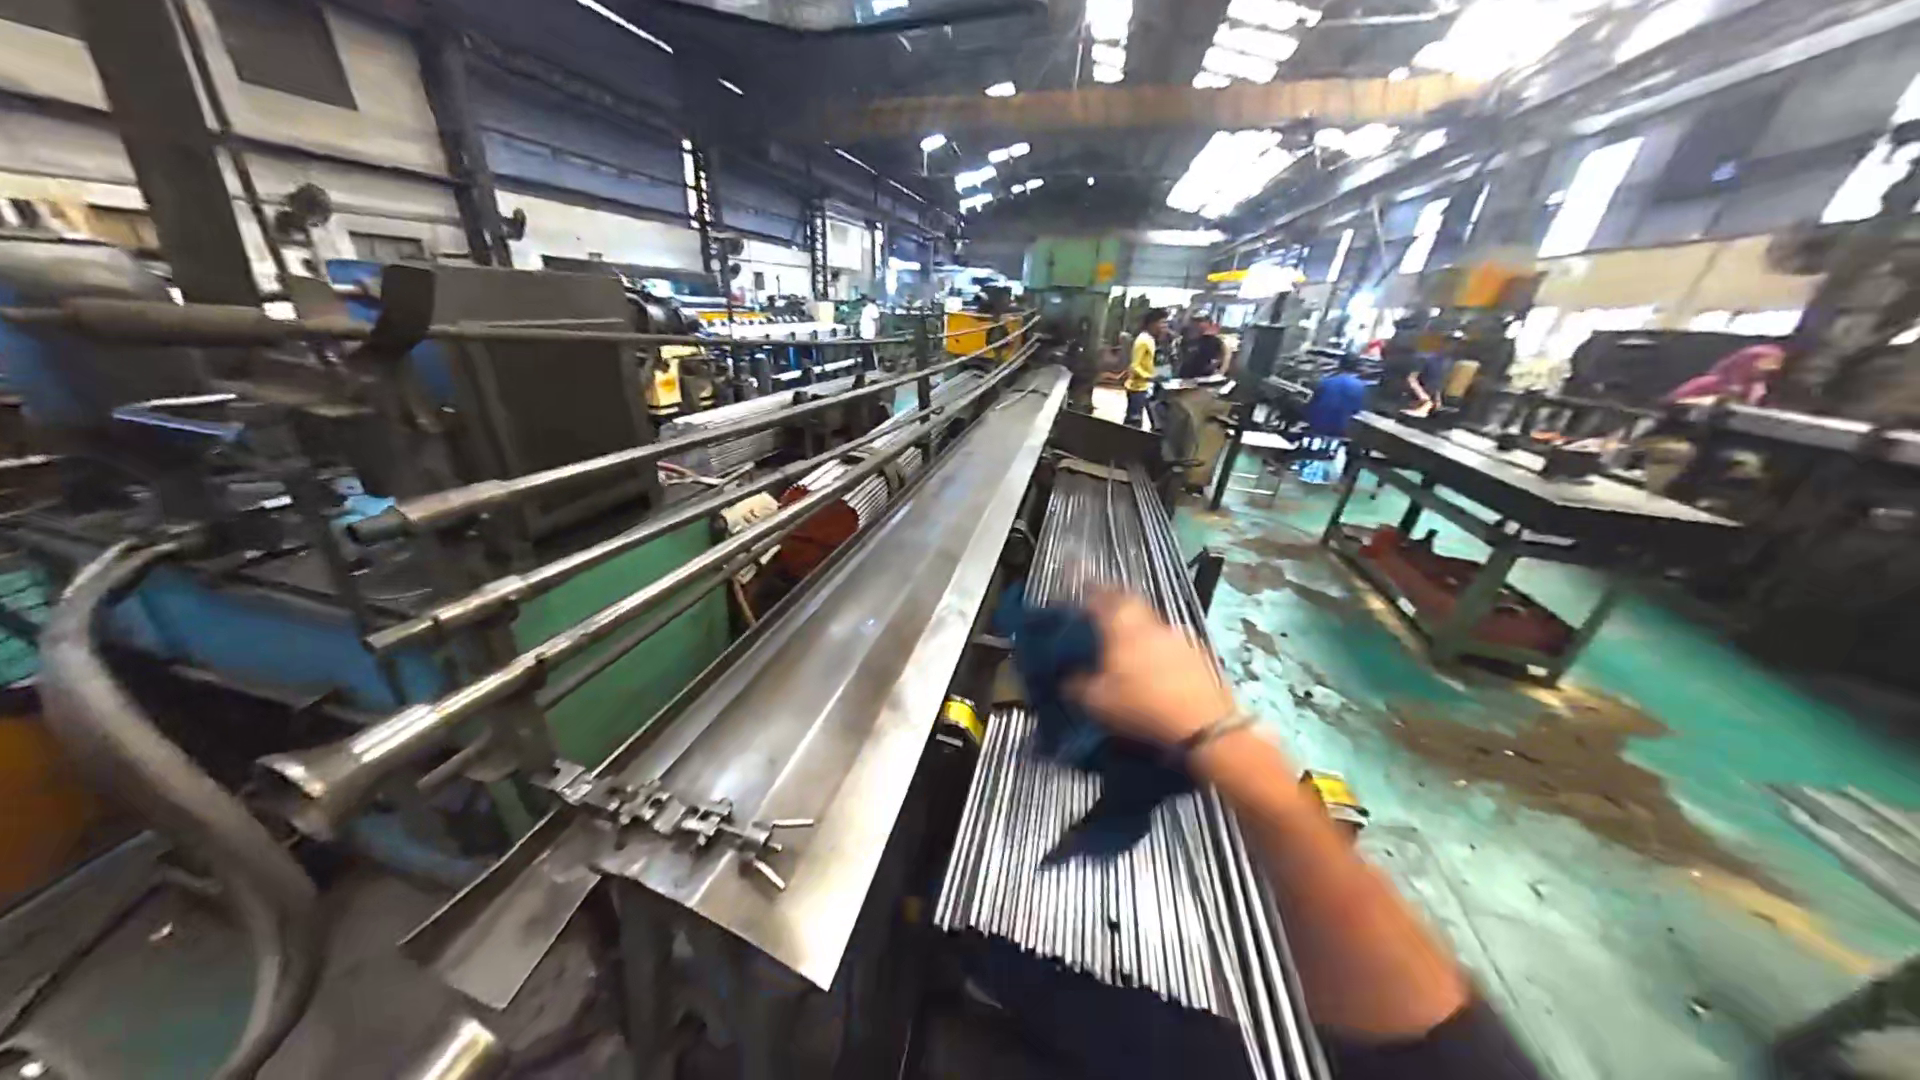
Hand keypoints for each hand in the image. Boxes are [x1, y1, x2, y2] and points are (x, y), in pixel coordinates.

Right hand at [1065, 590, 1238, 748]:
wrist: (1204, 725)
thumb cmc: (1142, 706)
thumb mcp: (1097, 701)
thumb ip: (1076, 684)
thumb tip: (1066, 676)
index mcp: (1121, 625)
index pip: (1101, 597)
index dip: (1089, 595)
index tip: (1081, 595)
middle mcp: (1150, 622)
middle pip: (1128, 602)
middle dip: (1114, 604)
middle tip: (1103, 614)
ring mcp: (1178, 635)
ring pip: (1150, 621)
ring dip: (1137, 626)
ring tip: (1127, 642)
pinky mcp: (1199, 651)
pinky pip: (1169, 639)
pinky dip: (1157, 645)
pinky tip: (1155, 662)